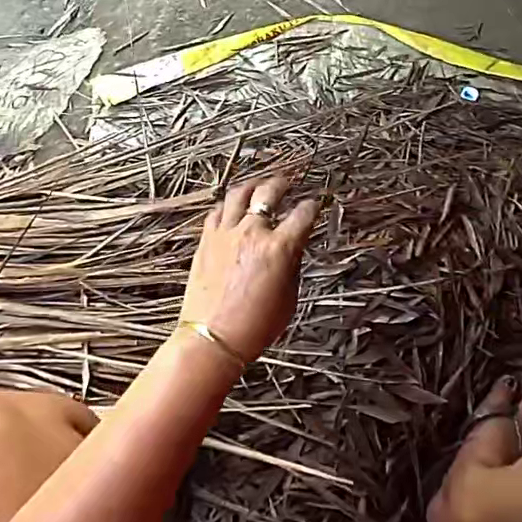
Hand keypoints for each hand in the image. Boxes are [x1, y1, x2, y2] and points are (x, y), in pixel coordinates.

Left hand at [178, 173, 320, 359]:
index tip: (315, 204)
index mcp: (279, 248)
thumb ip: (293, 265)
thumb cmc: (252, 326)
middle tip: (287, 182)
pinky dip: (228, 204)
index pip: (303, 214)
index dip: (313, 206)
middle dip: (282, 184)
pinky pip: (217, 211)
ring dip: (253, 185)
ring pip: (239, 194)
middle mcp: (252, 234)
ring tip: (259, 184)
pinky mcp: (207, 240)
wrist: (213, 339)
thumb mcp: (289, 297)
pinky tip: (232, 205)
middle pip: (269, 193)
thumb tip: (293, 248)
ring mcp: (226, 234)